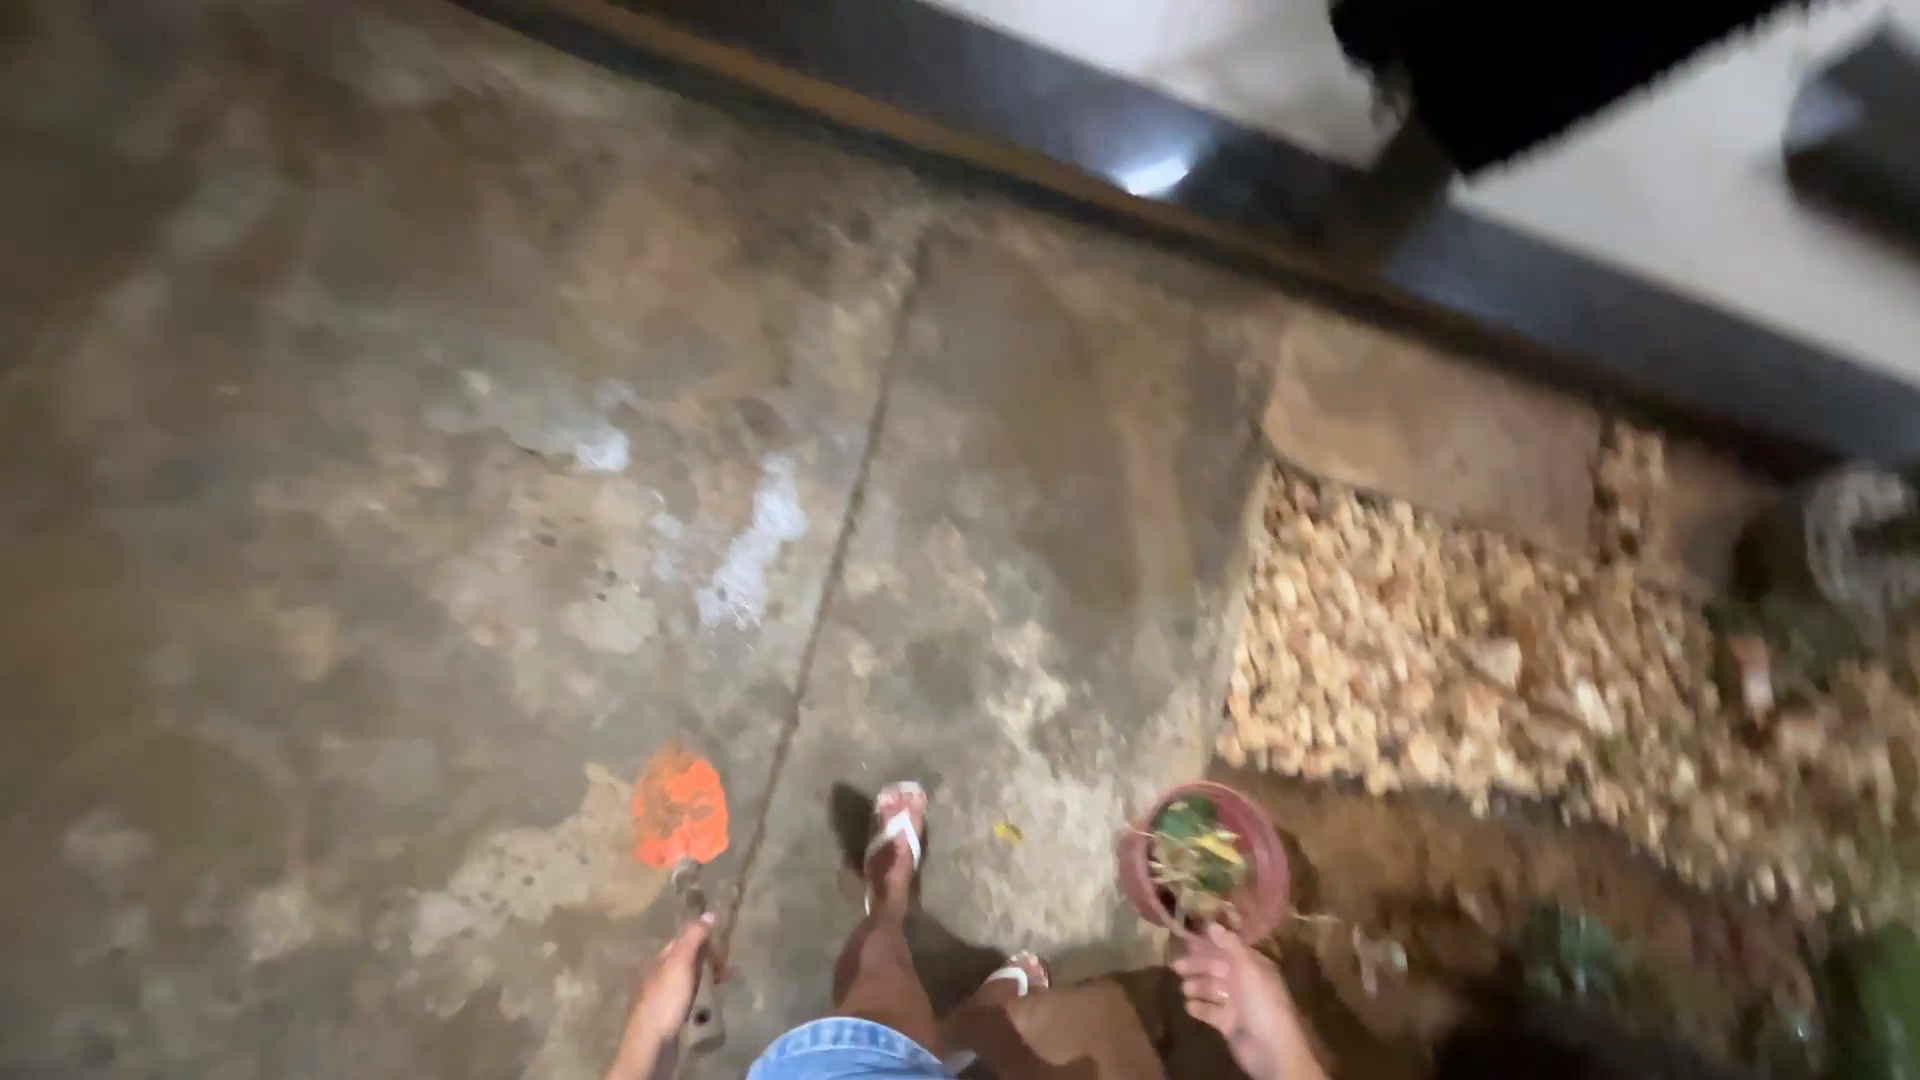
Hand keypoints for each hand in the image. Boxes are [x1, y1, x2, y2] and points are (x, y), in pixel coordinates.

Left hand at [607, 913, 714, 1079]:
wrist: (650, 1047)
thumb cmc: (665, 1000)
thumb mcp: (680, 963)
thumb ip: (693, 937)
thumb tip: (709, 913)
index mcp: (655, 961)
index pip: (681, 941)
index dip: (701, 938)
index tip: (722, 943)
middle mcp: (654, 977)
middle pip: (684, 960)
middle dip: (706, 959)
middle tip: (726, 966)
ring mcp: (659, 999)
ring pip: (686, 979)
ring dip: (704, 977)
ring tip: (723, 981)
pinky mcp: (665, 1018)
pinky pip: (686, 998)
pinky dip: (698, 994)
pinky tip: (706, 1001)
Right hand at [1172, 922, 1323, 1079]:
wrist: (1272, 1050)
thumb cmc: (1261, 1002)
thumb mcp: (1247, 967)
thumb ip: (1229, 944)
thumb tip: (1210, 922)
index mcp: (1253, 966)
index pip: (1228, 949)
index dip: (1208, 944)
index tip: (1186, 940)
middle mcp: (1246, 982)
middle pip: (1217, 969)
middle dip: (1197, 966)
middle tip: (1175, 966)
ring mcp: (1238, 1004)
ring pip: (1212, 989)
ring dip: (1197, 986)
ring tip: (1183, 988)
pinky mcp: (1230, 1024)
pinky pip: (1211, 1011)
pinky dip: (1200, 1007)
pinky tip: (1188, 1006)